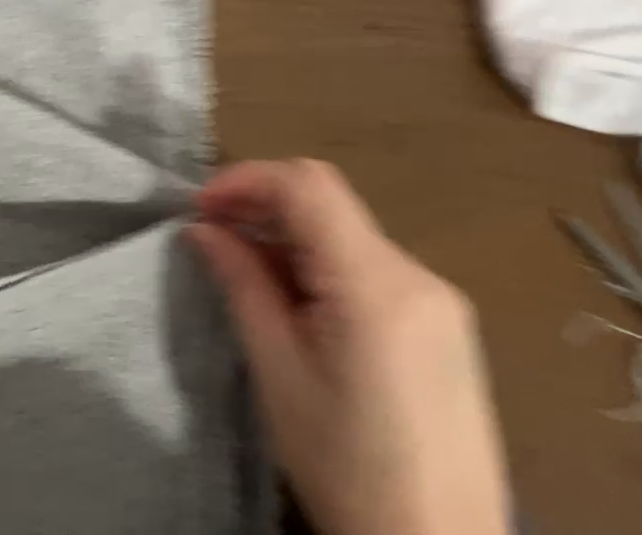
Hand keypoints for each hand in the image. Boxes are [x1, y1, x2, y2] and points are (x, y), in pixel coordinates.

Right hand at [187, 160, 509, 534]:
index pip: (308, 185)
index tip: (198, 209)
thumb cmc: (344, 463)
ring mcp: (439, 301)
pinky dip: (320, 264)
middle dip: (262, 207)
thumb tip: (203, 229)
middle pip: (329, 205)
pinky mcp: (442, 326)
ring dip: (288, 238)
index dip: (245, 179)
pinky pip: (371, 267)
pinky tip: (295, 304)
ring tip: (245, 277)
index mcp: (378, 285)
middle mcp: (418, 277)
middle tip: (211, 239)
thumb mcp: (277, 370)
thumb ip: (242, 284)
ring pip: (347, 234)